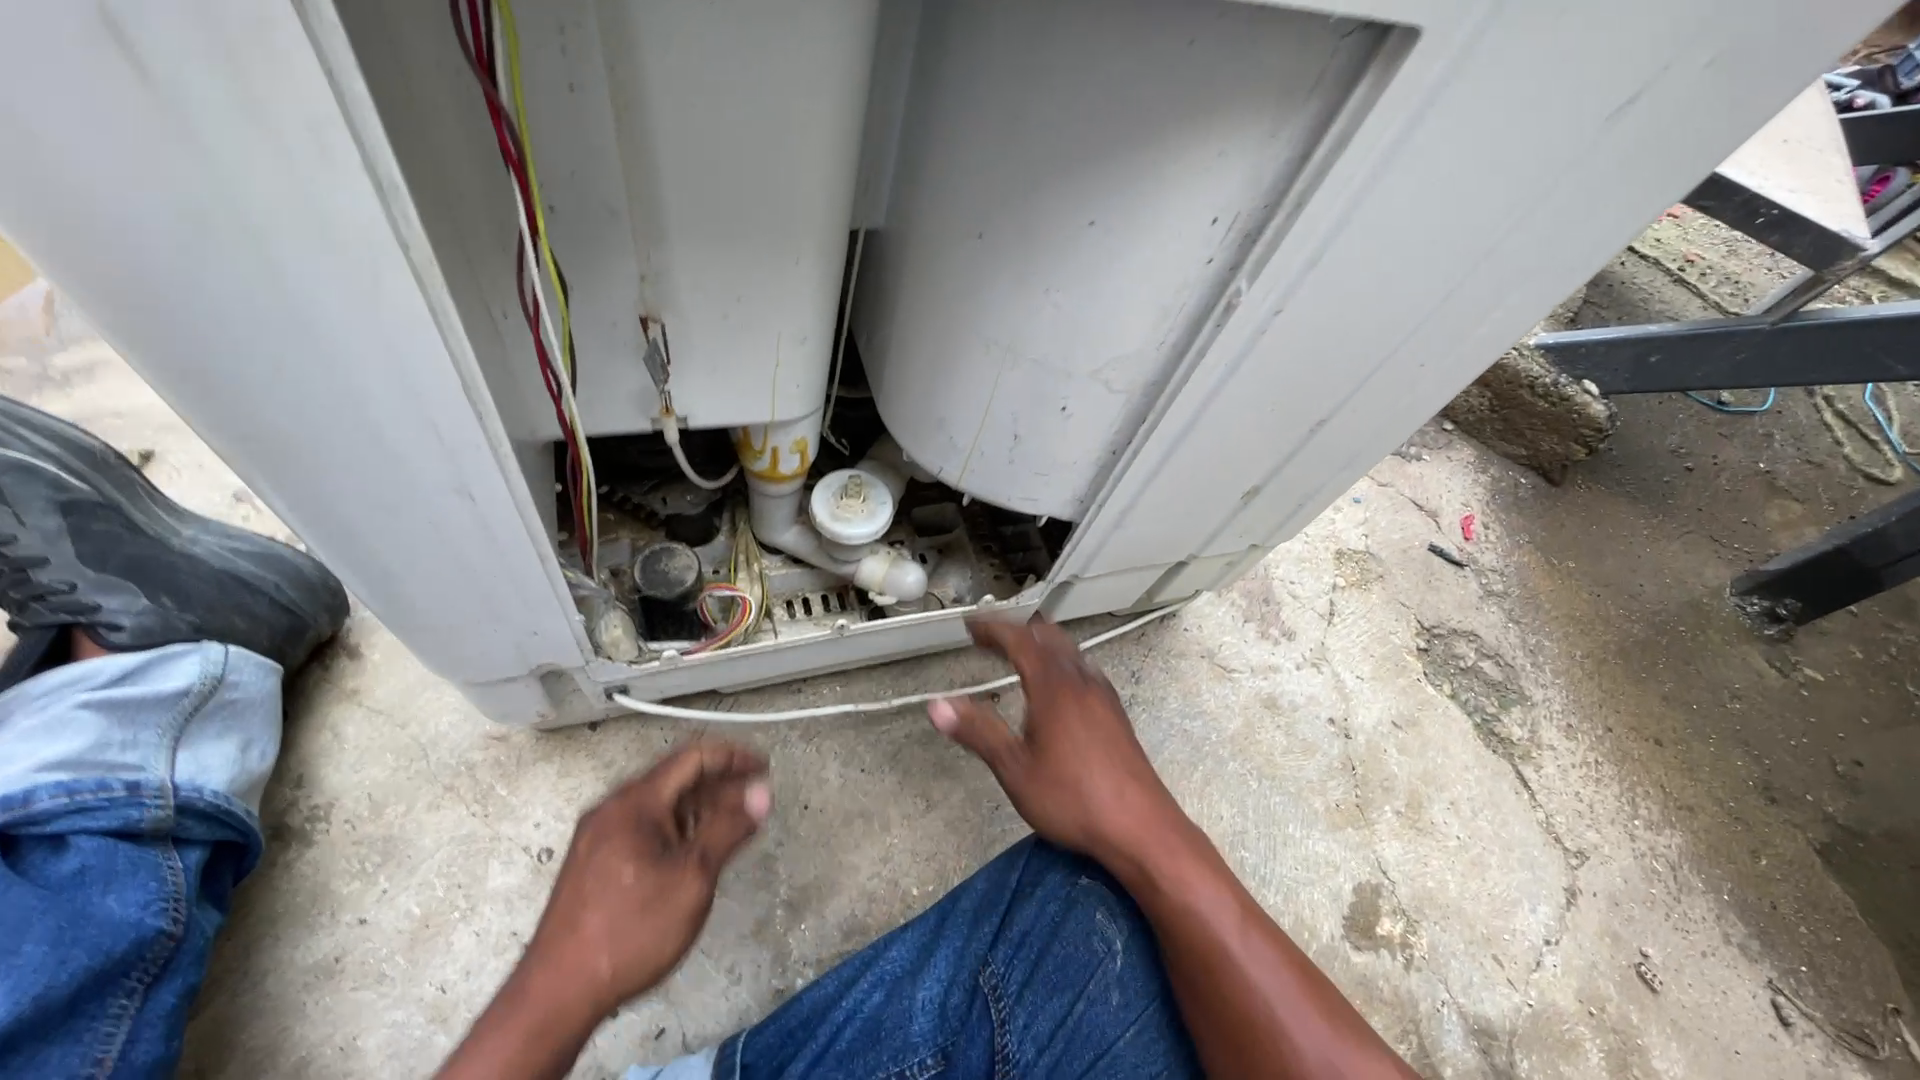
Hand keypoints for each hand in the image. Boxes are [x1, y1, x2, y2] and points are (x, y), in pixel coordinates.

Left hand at [522, 740, 771, 1018]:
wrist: (558, 992)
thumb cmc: (632, 930)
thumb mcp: (693, 877)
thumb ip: (729, 828)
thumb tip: (761, 792)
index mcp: (635, 802)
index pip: (692, 758)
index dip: (733, 757)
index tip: (764, 768)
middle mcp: (612, 809)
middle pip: (674, 779)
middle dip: (720, 784)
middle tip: (756, 800)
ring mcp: (598, 836)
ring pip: (659, 806)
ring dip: (700, 808)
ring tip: (734, 826)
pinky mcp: (593, 862)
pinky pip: (643, 828)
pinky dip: (676, 829)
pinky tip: (694, 852)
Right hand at [929, 614, 1183, 866]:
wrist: (1140, 827)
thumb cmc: (1072, 798)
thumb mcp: (1014, 768)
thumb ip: (977, 731)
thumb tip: (937, 705)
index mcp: (1054, 686)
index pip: (1019, 639)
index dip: (992, 628)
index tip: (970, 625)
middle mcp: (1081, 681)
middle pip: (1049, 637)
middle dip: (1017, 629)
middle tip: (990, 635)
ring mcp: (1104, 696)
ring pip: (1071, 652)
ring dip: (1042, 644)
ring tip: (1020, 652)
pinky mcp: (1116, 715)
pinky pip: (1084, 670)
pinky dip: (1062, 663)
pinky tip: (1060, 686)